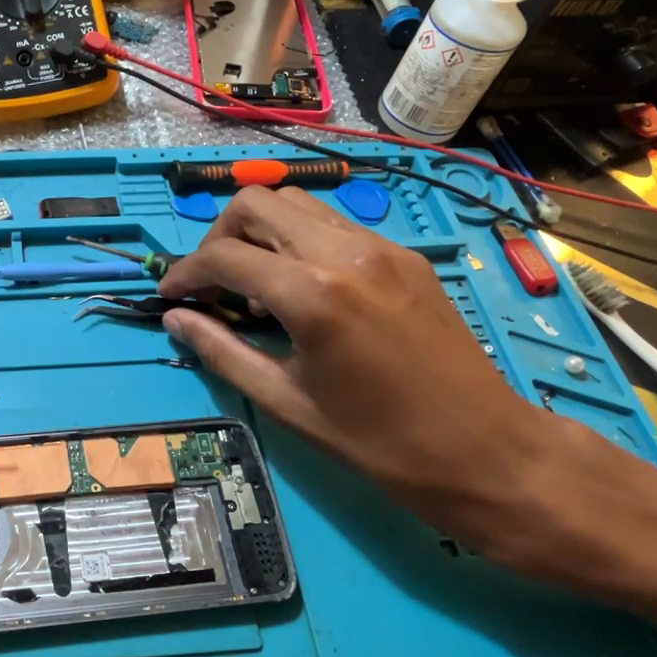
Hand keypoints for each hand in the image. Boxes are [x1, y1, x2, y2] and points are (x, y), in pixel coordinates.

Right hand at [157, 187, 584, 549]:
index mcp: (312, 294)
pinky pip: (333, 225)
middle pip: (256, 204)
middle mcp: (345, 252)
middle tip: (210, 286)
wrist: (487, 452)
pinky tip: (302, 291)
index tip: (169, 297)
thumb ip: (223, 352)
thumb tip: (175, 321)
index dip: (185, 274)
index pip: (224, 256)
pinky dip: (299, 241)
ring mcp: (380, 247)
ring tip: (255, 288)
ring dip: (259, 233)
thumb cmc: (379, 443)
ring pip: (296, 204)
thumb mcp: (287, 404)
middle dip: (218, 238)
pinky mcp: (404, 256)